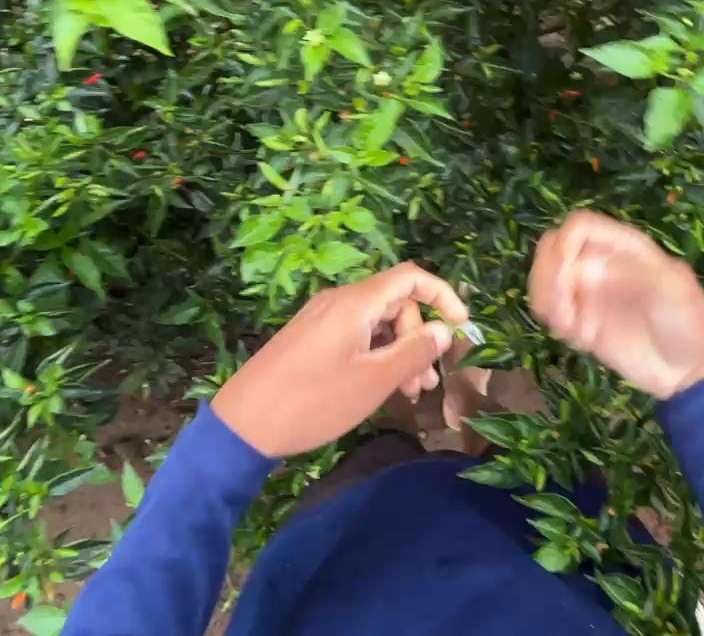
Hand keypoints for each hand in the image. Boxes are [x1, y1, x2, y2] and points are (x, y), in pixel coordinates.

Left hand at [211, 262, 468, 457]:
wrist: (242, 425)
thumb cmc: (313, 401)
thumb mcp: (373, 381)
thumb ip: (414, 352)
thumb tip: (443, 330)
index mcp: (355, 302)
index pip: (411, 277)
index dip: (442, 295)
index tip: (461, 327)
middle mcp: (339, 301)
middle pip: (395, 303)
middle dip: (418, 336)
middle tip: (425, 382)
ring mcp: (322, 318)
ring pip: (377, 322)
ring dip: (399, 351)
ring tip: (408, 392)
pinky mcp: (311, 338)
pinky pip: (356, 334)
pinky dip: (376, 354)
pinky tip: (380, 386)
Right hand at [529, 211, 703, 399]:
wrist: (693, 373)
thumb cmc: (689, 323)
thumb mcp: (672, 289)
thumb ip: (629, 271)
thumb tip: (583, 270)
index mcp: (624, 247)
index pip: (579, 227)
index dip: (565, 243)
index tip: (566, 274)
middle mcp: (601, 264)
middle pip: (552, 248)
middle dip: (547, 273)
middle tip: (561, 306)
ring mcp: (590, 294)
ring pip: (545, 278)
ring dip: (546, 298)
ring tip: (568, 327)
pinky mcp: (583, 322)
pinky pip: (552, 310)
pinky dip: (553, 320)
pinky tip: (580, 339)